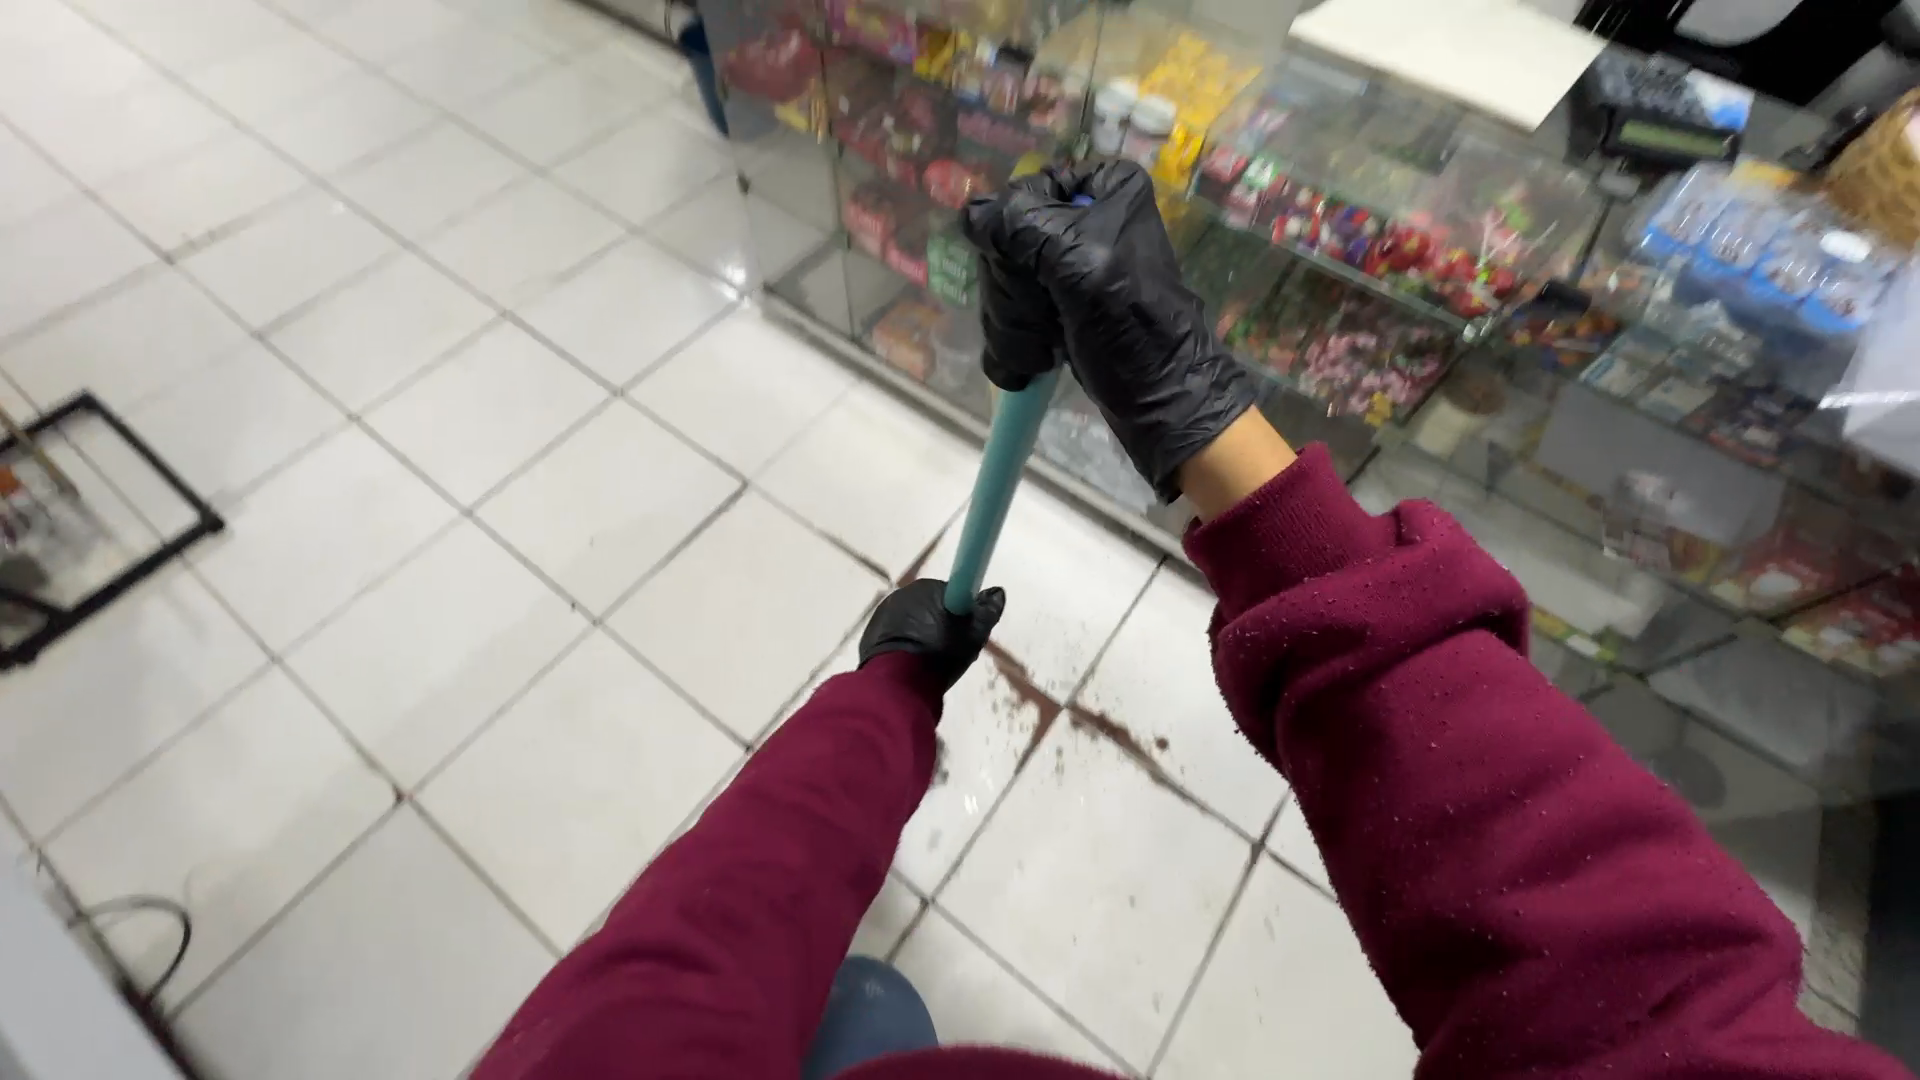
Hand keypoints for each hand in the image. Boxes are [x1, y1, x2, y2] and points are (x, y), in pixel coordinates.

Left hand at [858, 580, 1005, 693]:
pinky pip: (893, 636)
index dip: (959, 611)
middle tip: (949, 650)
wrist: (898, 683)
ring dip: (920, 634)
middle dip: (939, 622)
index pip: (950, 594)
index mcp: (927, 588)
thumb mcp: (973, 635)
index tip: (962, 631)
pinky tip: (910, 666)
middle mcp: (903, 595)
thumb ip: (987, 611)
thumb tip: (997, 592)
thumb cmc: (940, 654)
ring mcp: (883, 614)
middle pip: (929, 606)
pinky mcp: (870, 634)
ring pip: (910, 621)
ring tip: (928, 662)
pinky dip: (902, 646)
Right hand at [962, 160, 1259, 500]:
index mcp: (1105, 190)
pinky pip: (1018, 307)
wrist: (1155, 393)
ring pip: (1008, 280)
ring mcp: (1074, 267)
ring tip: (1043, 345)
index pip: (1027, 193)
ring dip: (1015, 319)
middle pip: (1011, 241)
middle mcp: (1089, 221)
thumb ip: (1019, 226)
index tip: (1030, 269)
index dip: (1016, 235)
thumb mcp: (1075, 259)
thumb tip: (971, 213)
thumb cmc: (1127, 322)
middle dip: (1015, 289)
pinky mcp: (1063, 305)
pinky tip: (1037, 355)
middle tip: (1041, 314)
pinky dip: (1019, 334)